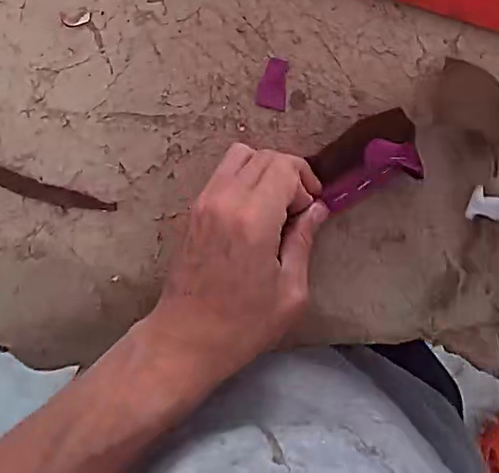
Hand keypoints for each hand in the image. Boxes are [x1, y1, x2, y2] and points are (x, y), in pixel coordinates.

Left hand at [135, 143, 327, 389]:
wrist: (181, 344)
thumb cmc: (241, 326)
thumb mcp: (290, 292)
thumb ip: (304, 240)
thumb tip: (317, 209)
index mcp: (252, 219)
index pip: (285, 167)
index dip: (305, 182)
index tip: (310, 210)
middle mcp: (226, 200)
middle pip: (267, 156)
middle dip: (291, 175)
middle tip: (297, 209)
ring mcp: (205, 201)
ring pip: (244, 154)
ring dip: (266, 170)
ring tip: (274, 203)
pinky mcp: (194, 208)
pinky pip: (225, 170)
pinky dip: (246, 176)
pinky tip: (253, 209)